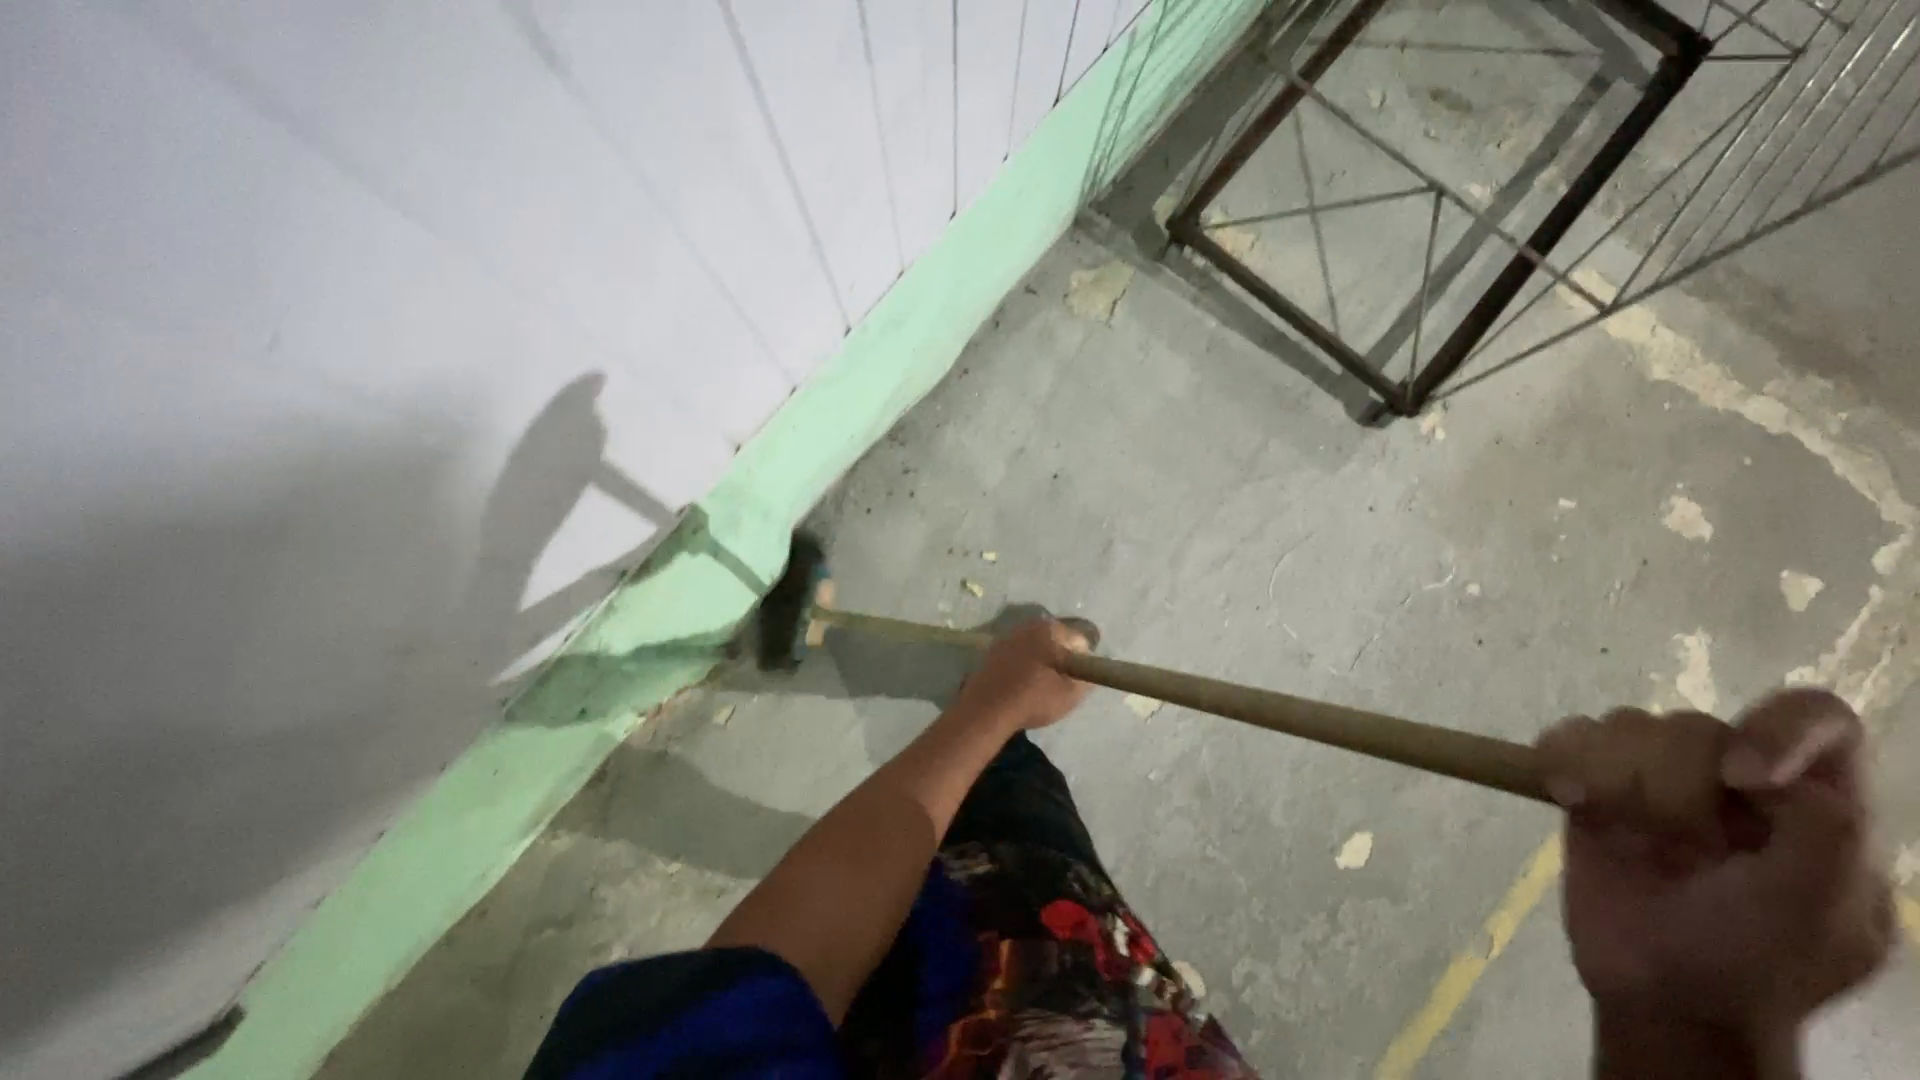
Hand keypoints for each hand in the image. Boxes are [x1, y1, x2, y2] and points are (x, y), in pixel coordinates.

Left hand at [951, 617, 1092, 732]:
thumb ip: (1087, 678)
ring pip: (1035, 646)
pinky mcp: (991, 650)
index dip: (1082, 661)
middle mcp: (1027, 625)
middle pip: (1056, 640)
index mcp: (1049, 629)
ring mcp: (1007, 636)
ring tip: (1038, 686)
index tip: (1076, 680)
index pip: (1079, 640)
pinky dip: (1022, 665)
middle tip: (1059, 684)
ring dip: (1040, 661)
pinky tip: (1019, 684)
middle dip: (1061, 657)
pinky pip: (1016, 654)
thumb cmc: (1033, 699)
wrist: (985, 710)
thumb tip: (1087, 670)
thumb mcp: (1071, 694)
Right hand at [1537, 689, 1894, 1039]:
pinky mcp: (1590, 786)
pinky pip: (1567, 737)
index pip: (1814, 717)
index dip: (1775, 727)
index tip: (1740, 779)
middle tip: (1673, 841)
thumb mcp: (1820, 911)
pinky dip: (1561, 760)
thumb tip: (1758, 767)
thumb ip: (1823, 831)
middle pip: (1696, 725)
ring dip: (1616, 776)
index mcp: (1808, 800)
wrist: (1660, 999)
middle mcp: (1731, 778)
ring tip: (1619, 829)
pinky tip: (1570, 800)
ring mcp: (1652, 780)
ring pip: (1626, 725)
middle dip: (1673, 782)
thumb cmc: (1753, 961)